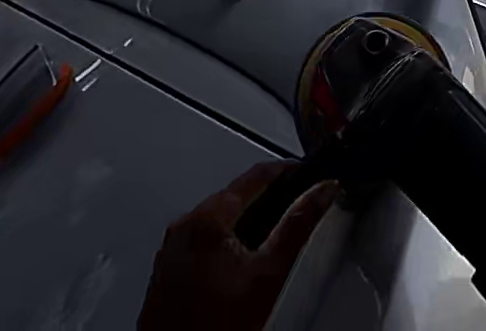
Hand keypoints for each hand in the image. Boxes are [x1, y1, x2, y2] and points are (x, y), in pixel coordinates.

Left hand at [136, 162, 337, 330]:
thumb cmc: (215, 330)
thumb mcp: (267, 276)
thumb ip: (296, 227)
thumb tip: (319, 194)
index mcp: (206, 219)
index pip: (253, 177)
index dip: (284, 171)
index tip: (303, 172)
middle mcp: (183, 227)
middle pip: (233, 196)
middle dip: (266, 197)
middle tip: (293, 203)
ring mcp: (172, 249)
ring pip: (216, 219)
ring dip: (244, 221)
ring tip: (271, 235)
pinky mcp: (167, 271)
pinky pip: (200, 241)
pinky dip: (223, 243)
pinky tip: (239, 264)